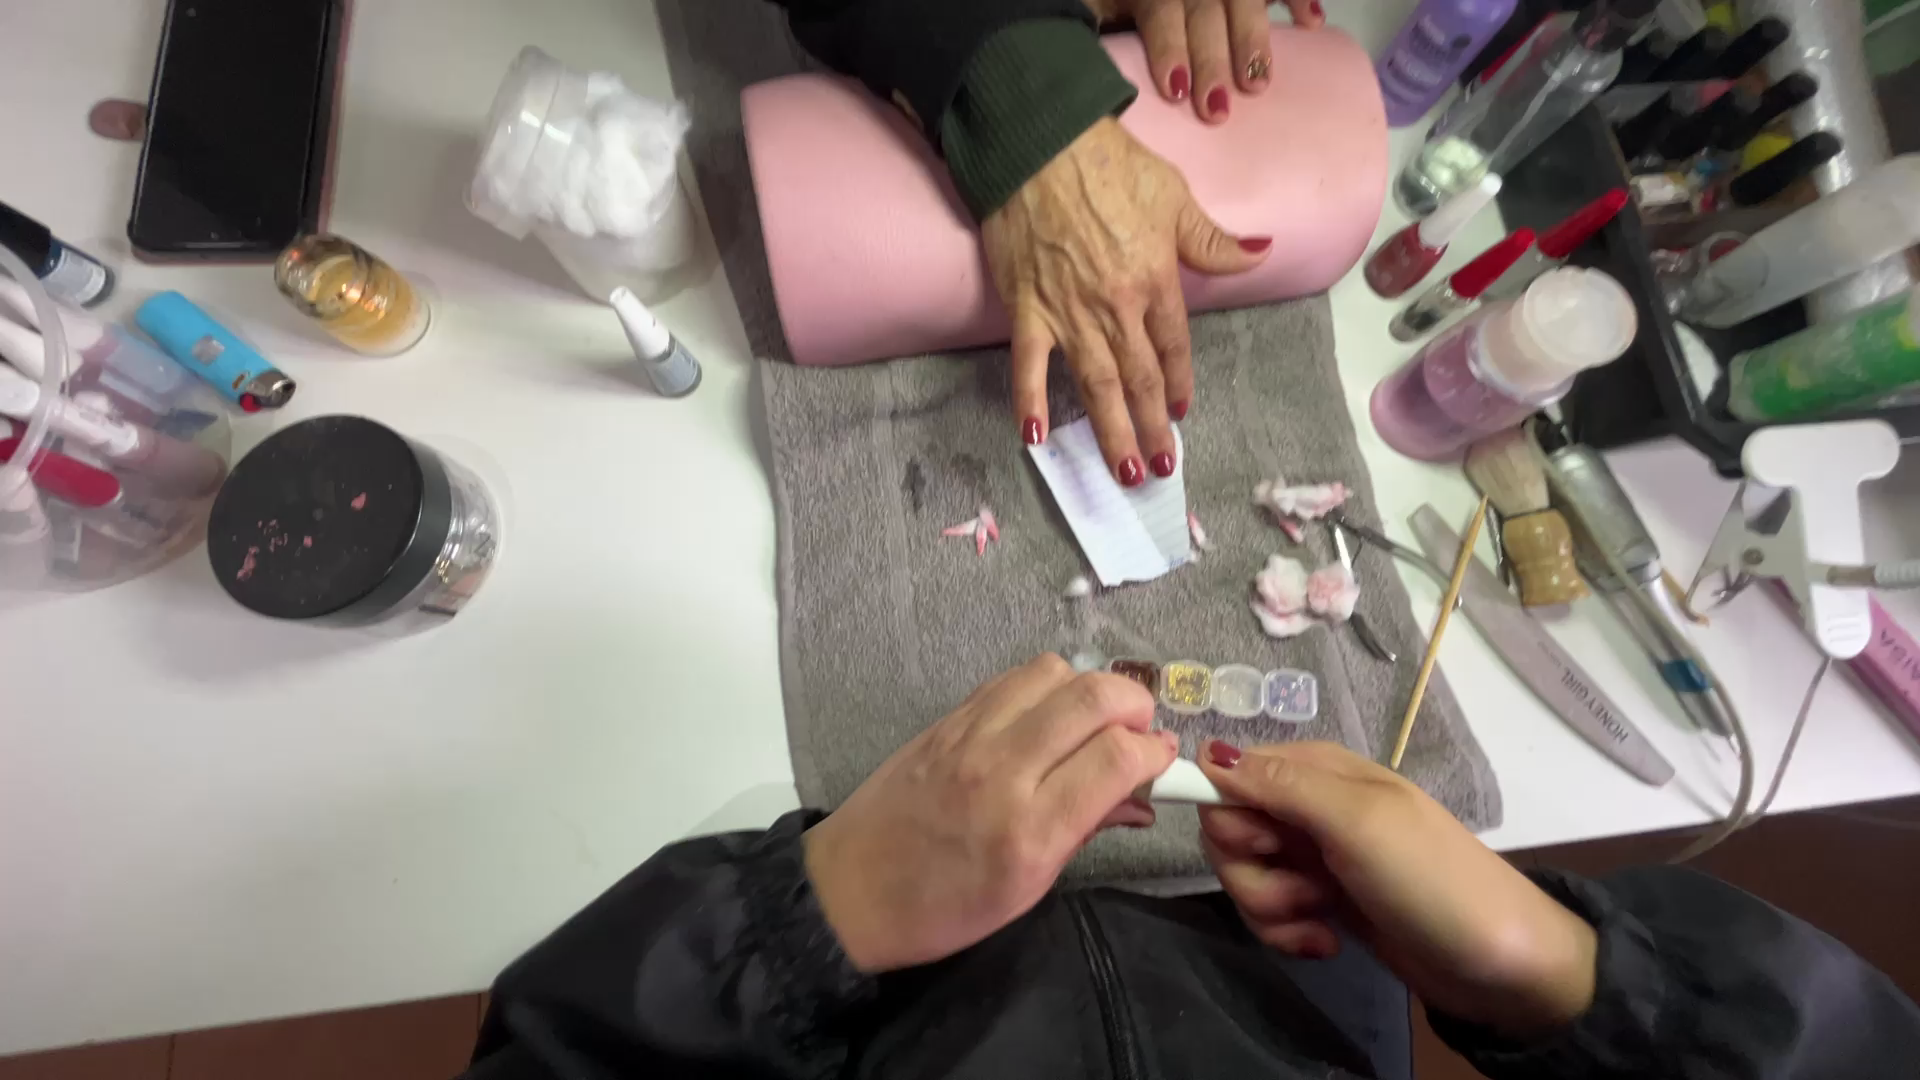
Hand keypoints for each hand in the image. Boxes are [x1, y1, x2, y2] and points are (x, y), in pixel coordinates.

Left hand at [804, 655, 1178, 971]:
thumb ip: (1089, 826)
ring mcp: (971, 732)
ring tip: (1091, 720)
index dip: (1154, 749)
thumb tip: (1143, 792)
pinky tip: (1047, 714)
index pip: (1116, 756)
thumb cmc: (946, 906)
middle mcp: (1002, 767)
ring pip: (1053, 671)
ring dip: (1089, 687)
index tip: (1161, 759)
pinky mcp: (950, 716)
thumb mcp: (1030, 885)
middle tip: (1139, 729)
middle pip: (1092, 695)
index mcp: (1029, 828)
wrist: (853, 886)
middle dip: (1134, 703)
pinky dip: (1046, 686)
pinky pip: (1012, 677)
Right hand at [983, 118, 1268, 485]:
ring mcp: (1071, 317)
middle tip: (1161, 469)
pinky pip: (1029, 368)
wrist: (1040, 145)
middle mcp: (1118, 310)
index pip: (1175, 347)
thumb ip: (1214, 239)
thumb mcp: (1174, 196)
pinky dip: (1031, 403)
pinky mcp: (1029, 314)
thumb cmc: (1108, 167)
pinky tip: (1035, 439)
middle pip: (1141, 381)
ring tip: (1125, 473)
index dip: (1181, 384)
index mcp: (1156, 282)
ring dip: (1112, 434)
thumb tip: (1262, 251)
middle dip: (1154, 428)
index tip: (1182, 413)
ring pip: (1096, 387)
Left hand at [1081, 0, 1326, 122]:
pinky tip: (1312, 24)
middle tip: (1219, 108)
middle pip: (1204, 6)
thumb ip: (1093, 30)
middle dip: (1213, 58)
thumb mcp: (1091, 12)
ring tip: (1259, 82)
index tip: (1177, 89)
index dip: (1168, 45)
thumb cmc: (1105, 7)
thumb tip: (1089, 75)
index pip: (1159, 6)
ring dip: (1253, 38)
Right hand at [1197, 740, 1598, 1037]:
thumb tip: (1202, 751)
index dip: (1227, 810)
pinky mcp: (1314, 900)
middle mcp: (1300, 805)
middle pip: (1225, 827)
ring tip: (1319, 915)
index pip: (1225, 772)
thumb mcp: (1356, 821)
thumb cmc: (1430, 879)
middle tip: (1301, 885)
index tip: (1262, 843)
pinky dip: (1286, 929)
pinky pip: (1265, 908)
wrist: (1507, 972)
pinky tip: (1324, 940)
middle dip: (1250, 867)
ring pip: (1240, 871)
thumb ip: (1278, 784)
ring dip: (1270, 903)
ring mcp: (1307, 854)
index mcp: (1309, 770)